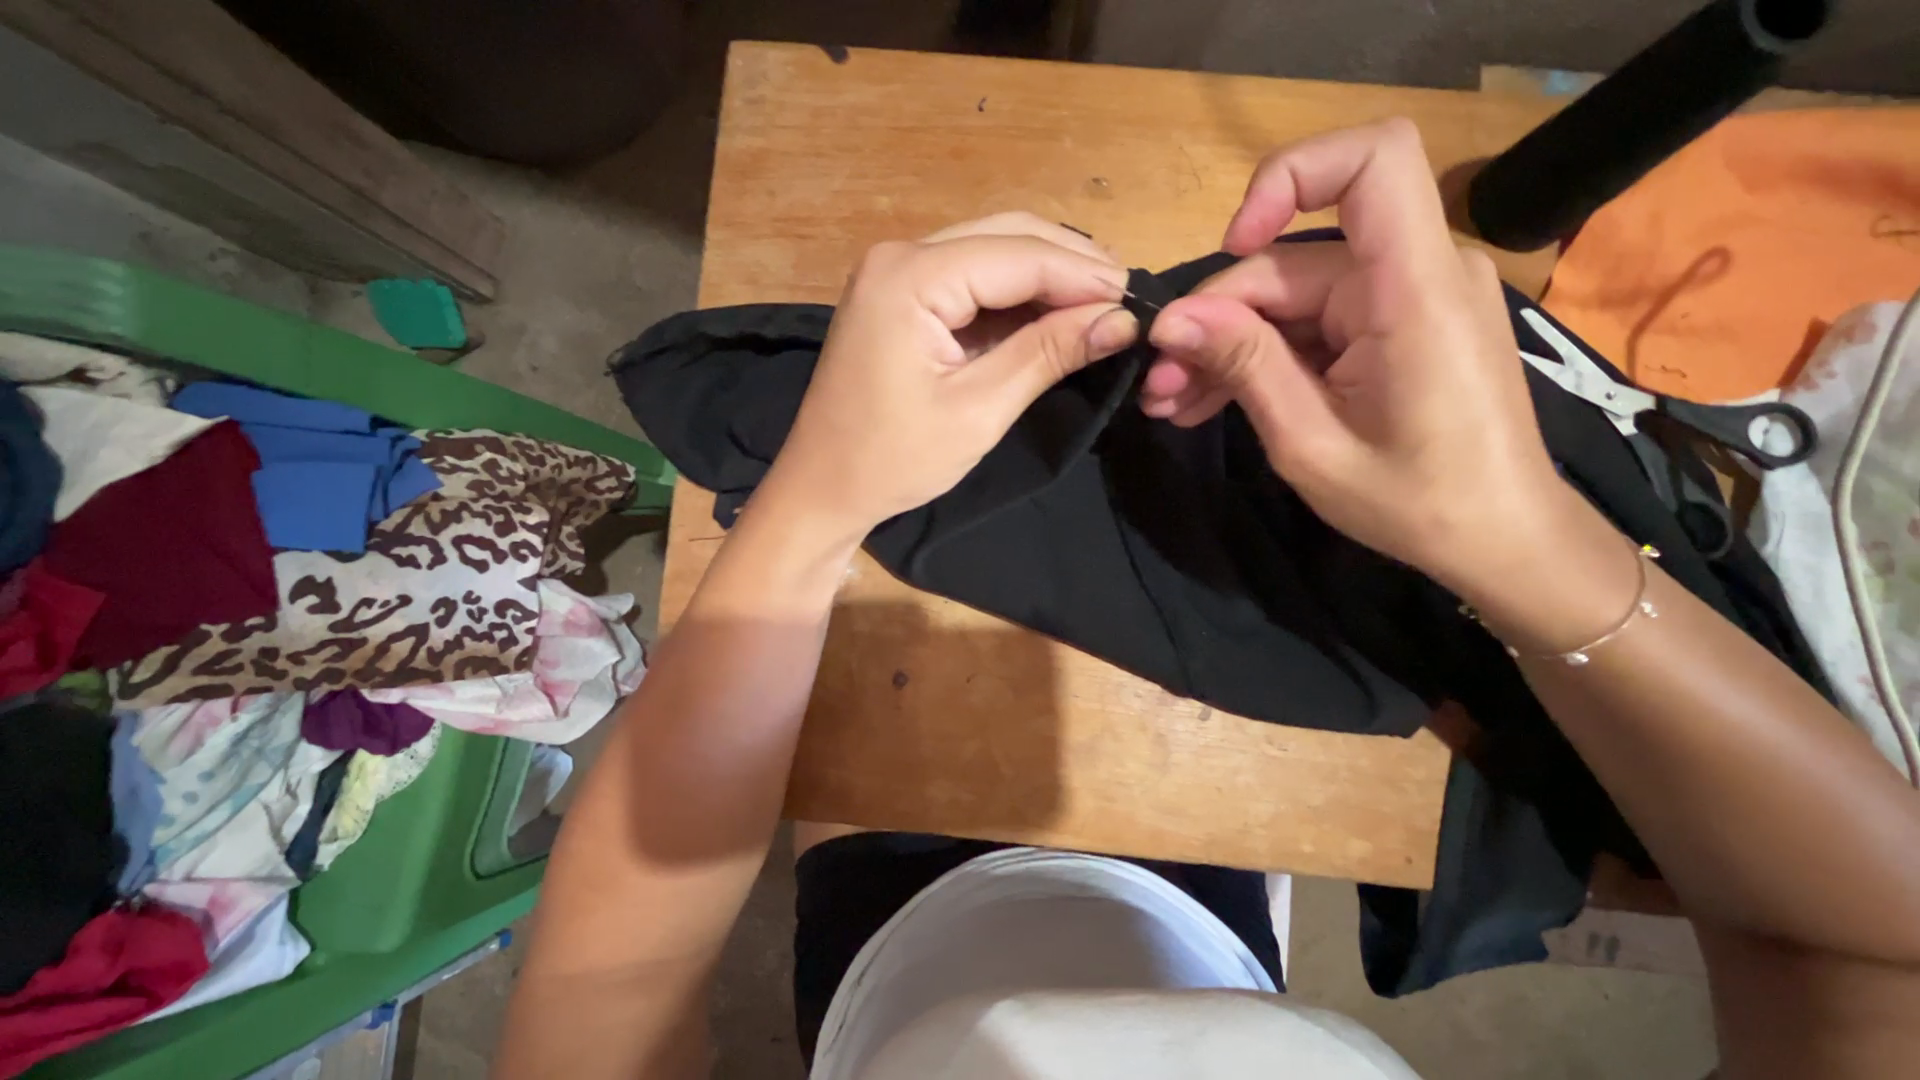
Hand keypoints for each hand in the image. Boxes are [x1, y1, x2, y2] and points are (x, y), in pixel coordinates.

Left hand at [755, 213, 1137, 541]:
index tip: (1139, 300)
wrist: (822, 487)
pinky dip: (1015, 294)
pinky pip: (970, 278)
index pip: (1018, 255)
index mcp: (909, 277)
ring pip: (991, 250)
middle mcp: (900, 255)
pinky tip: (1054, 313)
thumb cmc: (893, 460)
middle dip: (1070, 264)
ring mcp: (896, 272)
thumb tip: (1121, 321)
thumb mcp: (978, 410)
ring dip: (1047, 274)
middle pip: (1006, 235)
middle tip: (1126, 299)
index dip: (1083, 275)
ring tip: (1101, 305)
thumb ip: (1047, 354)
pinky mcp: (900, 295)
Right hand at [1135, 119, 1589, 591]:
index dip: (1290, 177)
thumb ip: (1246, 366)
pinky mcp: (1393, 326)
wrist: (1498, 539)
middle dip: (1216, 316)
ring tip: (1171, 402)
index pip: (1372, 160)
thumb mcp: (1310, 443)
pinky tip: (1207, 401)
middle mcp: (1417, 273)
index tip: (1233, 246)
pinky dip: (1262, 357)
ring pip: (1290, 297)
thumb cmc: (1415, 502)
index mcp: (1414, 290)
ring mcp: (1405, 299)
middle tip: (1159, 384)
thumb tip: (1171, 319)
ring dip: (1227, 344)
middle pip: (1292, 260)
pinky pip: (1313, 324)